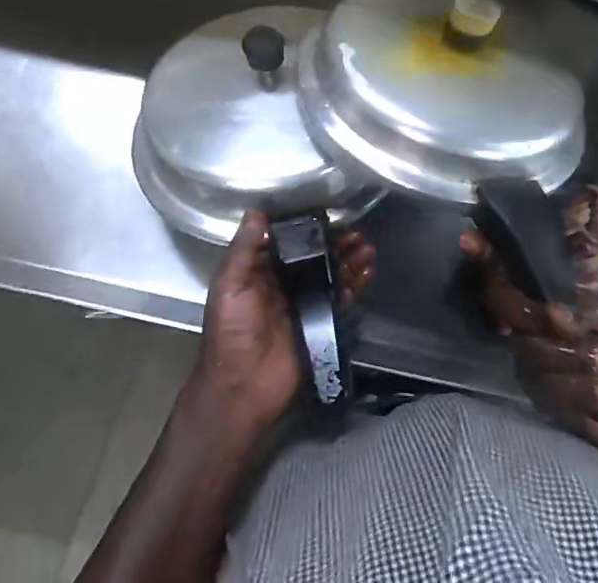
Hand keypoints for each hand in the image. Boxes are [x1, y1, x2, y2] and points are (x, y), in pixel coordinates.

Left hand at [187, 211, 374, 435]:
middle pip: (314, 256)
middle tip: (355, 231)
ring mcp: (304, 304)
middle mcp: (284, 283)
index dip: (307, 226)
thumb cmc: (230, 331)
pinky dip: (356, 285)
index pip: (287, 241)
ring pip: (331, 274)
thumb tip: (257, 210)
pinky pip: (342, 299)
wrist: (242, 388)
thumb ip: (244, 249)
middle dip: (335, 242)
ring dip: (349, 260)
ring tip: (366, 248)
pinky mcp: (321, 324)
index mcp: (259, 271)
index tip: (327, 211)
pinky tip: (368, 272)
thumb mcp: (229, 285)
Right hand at [460, 188, 597, 449]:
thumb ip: (585, 310)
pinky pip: (560, 412)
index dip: (483, 260)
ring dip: (581, 384)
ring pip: (541, 378)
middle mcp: (525, 337)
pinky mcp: (548, 411)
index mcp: (538, 307)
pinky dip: (593, 414)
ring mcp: (532, 374)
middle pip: (524, 340)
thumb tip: (554, 314)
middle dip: (567, 353)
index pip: (502, 282)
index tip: (468, 238)